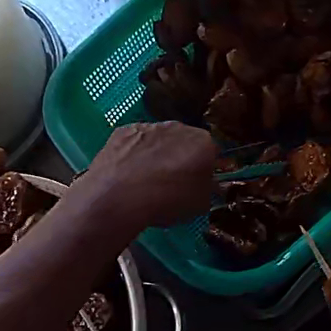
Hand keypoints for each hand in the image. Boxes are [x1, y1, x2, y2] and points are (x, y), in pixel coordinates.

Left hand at [74, 121, 216, 230]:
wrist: (119, 196)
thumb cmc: (168, 201)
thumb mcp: (201, 204)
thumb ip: (208, 188)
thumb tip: (206, 182)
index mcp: (204, 143)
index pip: (212, 152)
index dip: (205, 168)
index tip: (197, 183)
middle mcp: (179, 127)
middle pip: (185, 141)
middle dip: (181, 157)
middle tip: (172, 182)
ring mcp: (149, 126)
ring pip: (159, 139)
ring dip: (157, 154)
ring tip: (146, 180)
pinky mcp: (122, 130)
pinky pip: (135, 141)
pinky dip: (134, 153)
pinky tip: (127, 173)